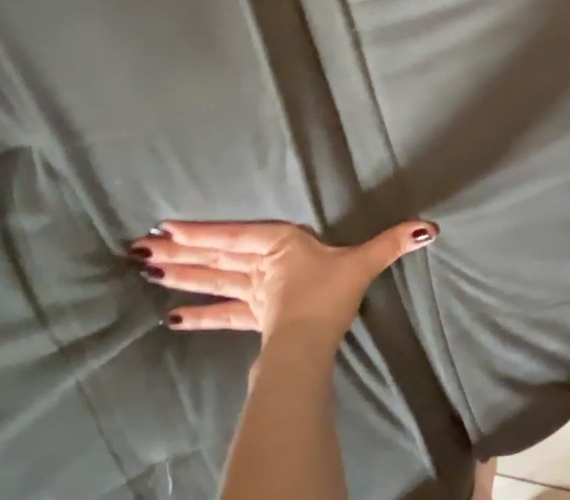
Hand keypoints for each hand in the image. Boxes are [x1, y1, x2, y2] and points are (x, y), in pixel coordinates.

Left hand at [130, 219, 437, 345]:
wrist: (312, 342)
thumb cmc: (330, 296)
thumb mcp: (364, 263)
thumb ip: (393, 242)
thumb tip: (431, 227)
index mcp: (279, 245)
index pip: (234, 235)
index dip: (201, 231)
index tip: (167, 227)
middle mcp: (260, 267)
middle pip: (214, 257)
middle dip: (177, 251)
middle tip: (138, 246)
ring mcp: (253, 296)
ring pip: (211, 281)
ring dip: (179, 276)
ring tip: (145, 269)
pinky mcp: (254, 320)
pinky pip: (222, 317)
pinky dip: (198, 317)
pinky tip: (170, 321)